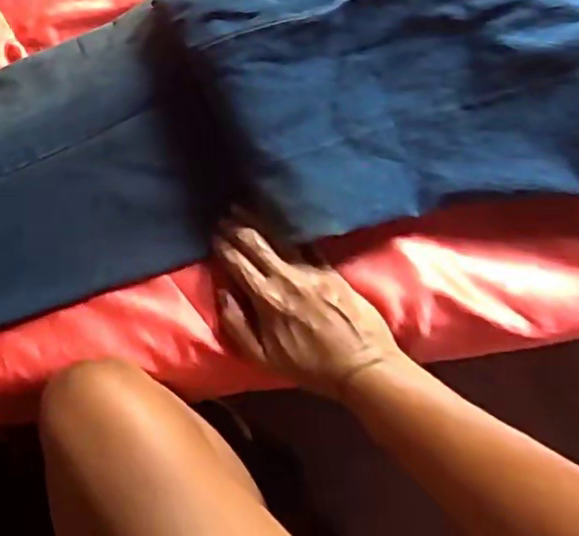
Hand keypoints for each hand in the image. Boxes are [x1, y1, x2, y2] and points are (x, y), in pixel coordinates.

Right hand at [212, 222, 406, 399]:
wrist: (366, 370)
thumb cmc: (310, 366)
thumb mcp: (262, 357)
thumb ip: (235, 324)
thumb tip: (222, 292)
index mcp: (265, 298)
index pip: (235, 260)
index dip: (220, 245)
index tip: (212, 236)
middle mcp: (285, 278)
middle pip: (253, 241)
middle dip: (234, 226)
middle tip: (223, 217)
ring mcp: (310, 271)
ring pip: (276, 236)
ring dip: (256, 220)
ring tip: (242, 208)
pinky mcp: (331, 271)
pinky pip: (305, 243)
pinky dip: (288, 230)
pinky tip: (279, 220)